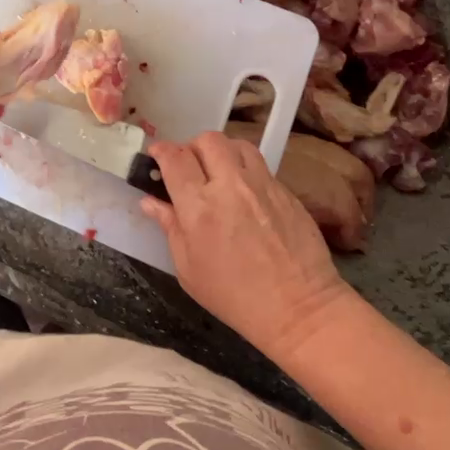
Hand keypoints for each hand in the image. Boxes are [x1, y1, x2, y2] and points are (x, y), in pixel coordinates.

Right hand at [141, 132, 356, 357]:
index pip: (175, 158)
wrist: (299, 309)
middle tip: (189, 168)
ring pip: (237, 145)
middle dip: (192, 147)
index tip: (156, 156)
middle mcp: (230, 186)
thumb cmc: (235, 296)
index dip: (161, 151)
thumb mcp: (188, 269)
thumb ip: (169, 228)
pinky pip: (260, 166)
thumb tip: (151, 202)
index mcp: (199, 207)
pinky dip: (245, 171)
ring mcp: (262, 186)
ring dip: (221, 153)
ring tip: (218, 173)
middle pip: (207, 140)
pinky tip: (245, 194)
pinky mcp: (286, 192)